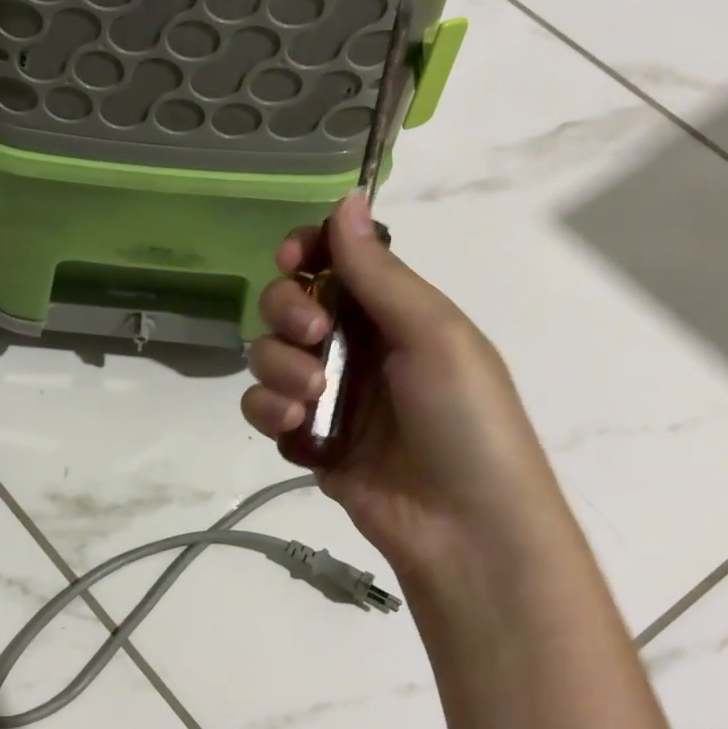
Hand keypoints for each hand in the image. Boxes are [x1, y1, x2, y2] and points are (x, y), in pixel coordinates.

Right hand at [241, 192, 565, 576]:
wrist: (465, 529)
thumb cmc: (466, 421)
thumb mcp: (434, 335)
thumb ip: (379, 272)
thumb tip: (347, 198)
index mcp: (394, 313)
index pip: (336, 262)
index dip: (307, 251)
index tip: (293, 259)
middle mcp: (355, 345)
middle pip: (289, 302)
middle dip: (287, 311)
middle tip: (313, 335)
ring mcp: (326, 392)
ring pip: (266, 354)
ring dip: (278, 367)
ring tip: (310, 398)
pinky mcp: (303, 436)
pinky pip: (261, 405)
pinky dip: (268, 409)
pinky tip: (295, 426)